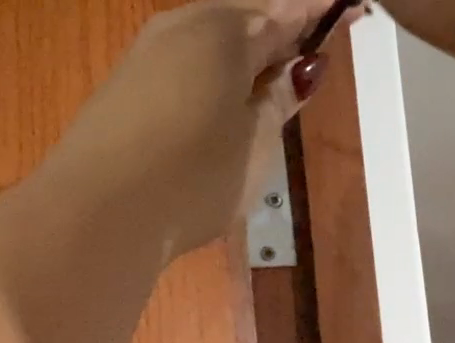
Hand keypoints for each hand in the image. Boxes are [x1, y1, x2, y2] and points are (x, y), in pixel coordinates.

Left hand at [42, 0, 353, 258]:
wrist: (102, 211)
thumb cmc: (195, 177)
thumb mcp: (256, 145)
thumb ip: (279, 101)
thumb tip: (300, 68)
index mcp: (224, 32)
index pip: (284, 12)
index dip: (319, 14)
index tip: (353, 11)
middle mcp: (182, 27)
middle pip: (243, 20)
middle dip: (280, 32)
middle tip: (313, 50)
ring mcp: (147, 54)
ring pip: (210, 42)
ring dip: (246, 55)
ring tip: (274, 82)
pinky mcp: (126, 87)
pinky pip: (185, 65)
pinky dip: (215, 74)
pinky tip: (225, 102)